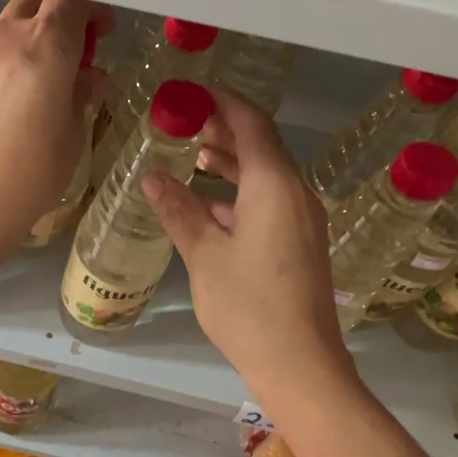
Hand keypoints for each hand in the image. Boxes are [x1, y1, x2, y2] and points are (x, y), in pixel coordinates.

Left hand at [0, 0, 112, 250]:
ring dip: (25, 44)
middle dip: (57, 20)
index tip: (101, 31)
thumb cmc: (26, 178)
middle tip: (71, 56)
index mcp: (46, 46)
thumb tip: (89, 79)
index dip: (92, 9)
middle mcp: (4, 38)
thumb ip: (81, 96)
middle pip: (34, 5)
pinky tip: (0, 107)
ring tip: (34, 87)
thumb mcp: (70, 139)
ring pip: (3, 31)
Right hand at [143, 93, 356, 396]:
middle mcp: (297, 195)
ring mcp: (303, 221)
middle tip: (185, 124)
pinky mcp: (302, 244)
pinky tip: (210, 208)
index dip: (223, 103)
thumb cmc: (248, 306)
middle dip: (225, 131)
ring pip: (267, 176)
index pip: (252, 124)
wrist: (299, 363)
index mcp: (275, 186)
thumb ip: (180, 211)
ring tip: (193, 158)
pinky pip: (271, 202)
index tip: (192, 93)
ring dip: (232, 163)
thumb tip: (153, 179)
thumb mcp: (204, 256)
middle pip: (263, 147)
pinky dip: (241, 193)